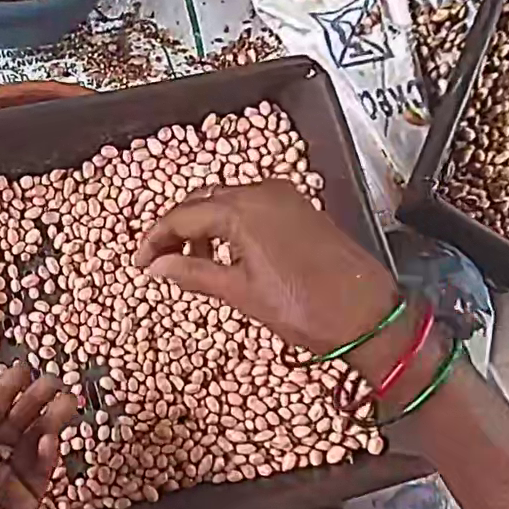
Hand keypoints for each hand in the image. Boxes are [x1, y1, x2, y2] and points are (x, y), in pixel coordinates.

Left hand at [0, 364, 78, 508]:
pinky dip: (45, 458)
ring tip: (65, 404)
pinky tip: (52, 440)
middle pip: (10, 430)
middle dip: (30, 405)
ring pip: (28, 451)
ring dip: (46, 426)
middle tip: (53, 383)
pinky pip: (36, 478)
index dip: (1, 394)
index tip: (22, 371)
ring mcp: (2, 492)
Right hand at [132, 180, 397, 351]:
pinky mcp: (297, 208)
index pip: (181, 216)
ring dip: (200, 227)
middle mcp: (262, 192)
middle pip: (200, 202)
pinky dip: (226, 225)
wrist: (369, 316)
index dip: (155, 240)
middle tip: (158, 262)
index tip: (140, 262)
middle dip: (174, 230)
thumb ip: (192, 273)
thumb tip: (155, 266)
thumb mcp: (239, 293)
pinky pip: (248, 206)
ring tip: (189, 263)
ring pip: (223, 202)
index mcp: (243, 210)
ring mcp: (283, 197)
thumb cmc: (305, 308)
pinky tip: (223, 253)